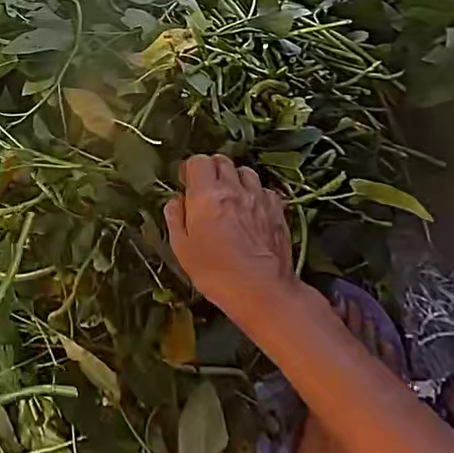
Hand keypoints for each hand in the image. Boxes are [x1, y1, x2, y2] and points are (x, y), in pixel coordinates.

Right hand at [164, 154, 300, 318]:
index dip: (190, 170)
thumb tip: (175, 200)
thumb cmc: (216, 272)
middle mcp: (233, 189)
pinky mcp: (278, 210)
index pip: (197, 161)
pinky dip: (257, 194)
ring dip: (235, 179)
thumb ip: (175, 218)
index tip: (187, 185)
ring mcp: (258, 198)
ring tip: (231, 197)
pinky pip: (265, 190)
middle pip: (222, 161)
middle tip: (207, 190)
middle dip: (212, 170)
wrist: (263, 291)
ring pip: (246, 172)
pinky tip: (252, 210)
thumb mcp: (182, 248)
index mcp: (206, 194)